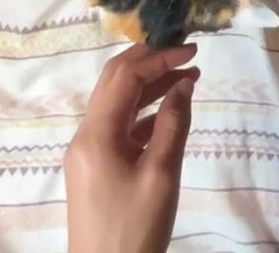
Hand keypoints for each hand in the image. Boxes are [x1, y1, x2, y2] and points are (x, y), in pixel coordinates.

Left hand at [64, 43, 199, 252]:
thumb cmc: (135, 230)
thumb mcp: (162, 174)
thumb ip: (173, 122)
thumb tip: (184, 82)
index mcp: (96, 134)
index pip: (126, 75)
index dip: (160, 57)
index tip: (193, 50)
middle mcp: (85, 136)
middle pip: (115, 81)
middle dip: (151, 62)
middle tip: (187, 54)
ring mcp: (88, 153)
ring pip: (118, 101)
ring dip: (150, 85)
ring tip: (189, 77)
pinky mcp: (95, 168)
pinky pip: (119, 125)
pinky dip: (145, 110)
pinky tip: (171, 111)